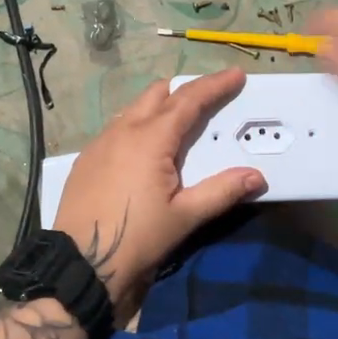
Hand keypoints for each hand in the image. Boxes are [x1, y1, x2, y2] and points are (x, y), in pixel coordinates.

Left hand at [51, 68, 267, 314]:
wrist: (80, 264)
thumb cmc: (137, 238)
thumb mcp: (184, 217)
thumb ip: (221, 191)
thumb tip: (256, 176)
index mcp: (151, 137)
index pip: (188, 99)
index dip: (214, 85)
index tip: (235, 74)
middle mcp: (123, 129)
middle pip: (158, 93)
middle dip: (185, 90)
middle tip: (209, 97)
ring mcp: (100, 142)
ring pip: (134, 108)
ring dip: (159, 106)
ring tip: (178, 121)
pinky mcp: (86, 158)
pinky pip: (117, 128)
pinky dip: (137, 125)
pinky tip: (143, 148)